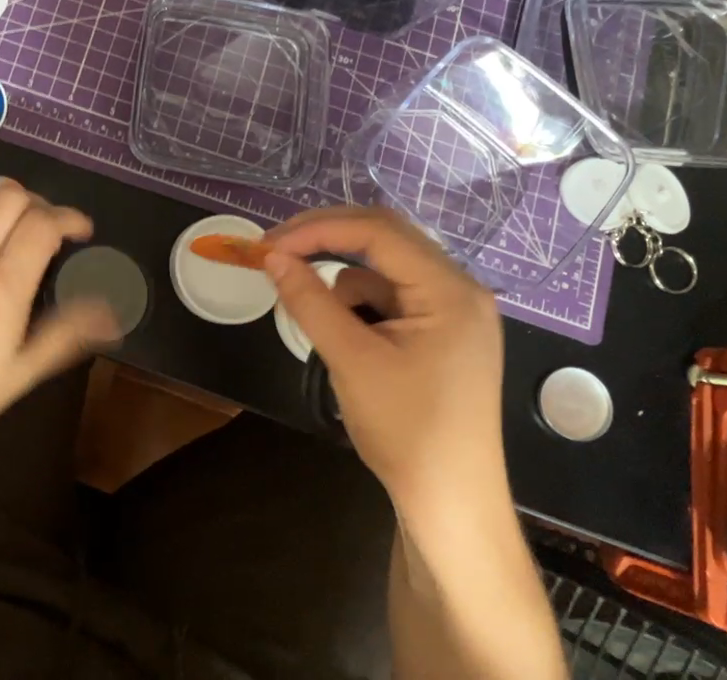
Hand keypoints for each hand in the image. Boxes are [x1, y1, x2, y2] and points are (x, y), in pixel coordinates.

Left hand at [0, 178, 122, 461]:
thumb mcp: (22, 372)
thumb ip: (67, 333)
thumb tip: (110, 311)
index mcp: (2, 285)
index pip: (43, 223)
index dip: (70, 218)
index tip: (82, 231)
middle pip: (9, 196)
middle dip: (39, 204)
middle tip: (48, 230)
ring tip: (11, 228)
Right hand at [263, 207, 506, 517]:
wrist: (449, 498)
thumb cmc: (406, 427)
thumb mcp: (350, 358)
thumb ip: (309, 300)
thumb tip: (271, 256)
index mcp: (449, 290)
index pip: (377, 232)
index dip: (317, 229)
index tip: (268, 245)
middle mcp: (458, 290)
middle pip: (383, 238)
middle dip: (325, 240)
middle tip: (274, 251)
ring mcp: (451, 312)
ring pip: (380, 270)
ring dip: (339, 282)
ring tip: (316, 323)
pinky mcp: (439, 333)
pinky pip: (388, 297)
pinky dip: (355, 305)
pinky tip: (344, 340)